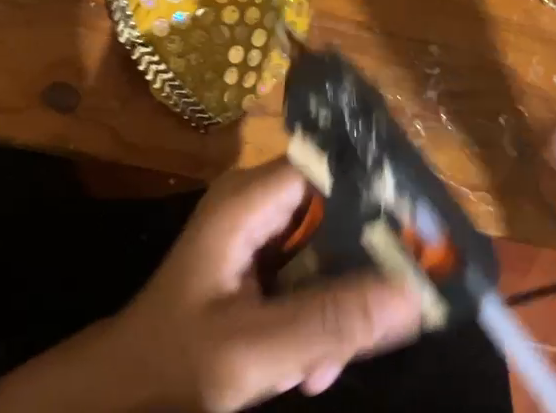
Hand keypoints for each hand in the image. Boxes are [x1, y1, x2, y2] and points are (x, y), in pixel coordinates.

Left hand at [0, 161, 421, 412]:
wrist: (130, 387)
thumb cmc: (179, 358)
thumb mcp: (258, 347)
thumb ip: (332, 321)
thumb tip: (416, 293)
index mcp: (247, 201)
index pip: (329, 168)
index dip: (379, 194)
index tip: (425, 239)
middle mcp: (256, 205)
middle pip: (338, 215)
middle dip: (358, 277)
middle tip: (374, 330)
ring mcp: (258, 236)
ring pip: (331, 256)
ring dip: (338, 314)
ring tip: (318, 369)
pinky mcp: (261, 269)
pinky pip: (312, 282)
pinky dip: (319, 325)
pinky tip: (306, 370)